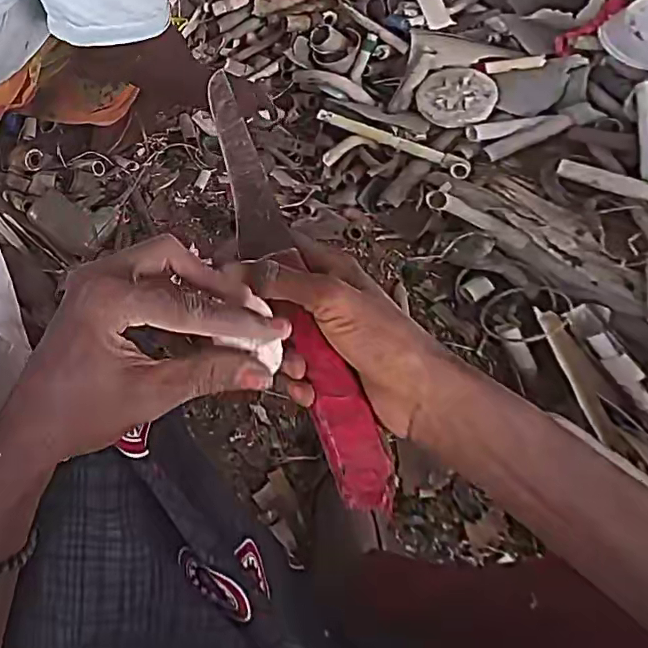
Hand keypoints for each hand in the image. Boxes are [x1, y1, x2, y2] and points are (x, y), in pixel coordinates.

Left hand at [0, 235, 296, 467]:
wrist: (32, 424)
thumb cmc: (78, 413)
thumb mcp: (149, 394)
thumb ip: (207, 374)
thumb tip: (257, 367)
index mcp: (106, 297)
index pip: (186, 302)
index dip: (236, 320)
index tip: (273, 329)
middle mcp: (99, 276)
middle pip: (172, 257)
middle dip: (215, 284)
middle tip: (252, 312)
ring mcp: (95, 279)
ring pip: (159, 262)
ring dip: (196, 284)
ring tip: (233, 314)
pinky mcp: (97, 290)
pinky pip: (145, 277)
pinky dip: (175, 292)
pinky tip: (199, 317)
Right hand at [250, 235, 453, 437]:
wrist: (421, 399)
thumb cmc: (393, 343)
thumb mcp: (334, 299)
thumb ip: (286, 280)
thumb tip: (243, 267)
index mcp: (329, 270)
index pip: (279, 248)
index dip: (251, 255)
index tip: (226, 270)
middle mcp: (322, 299)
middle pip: (269, 297)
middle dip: (264, 319)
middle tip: (272, 330)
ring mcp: (320, 333)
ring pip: (275, 336)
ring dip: (282, 355)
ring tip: (302, 366)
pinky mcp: (319, 365)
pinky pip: (288, 368)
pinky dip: (294, 380)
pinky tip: (309, 385)